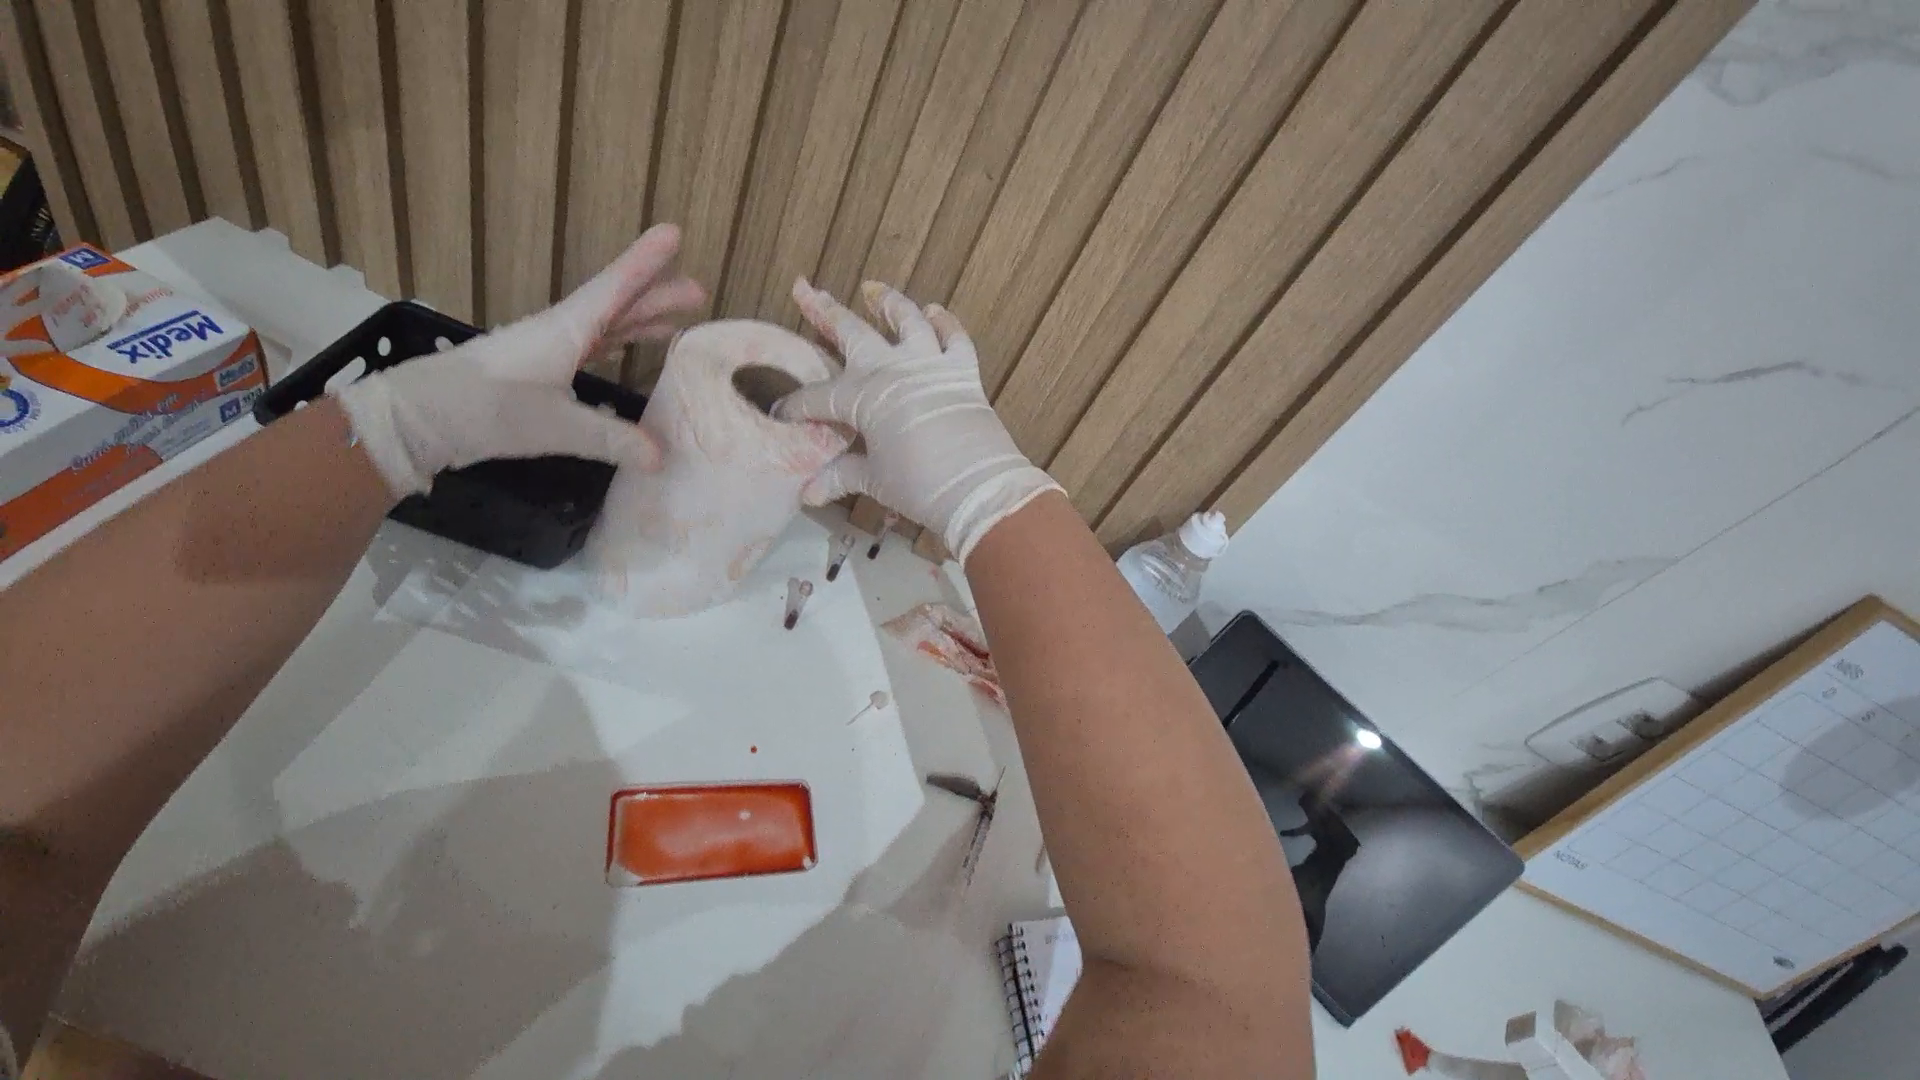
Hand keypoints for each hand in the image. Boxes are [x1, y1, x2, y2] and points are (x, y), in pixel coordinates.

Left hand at [336, 225, 704, 497]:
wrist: (419, 419)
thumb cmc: (487, 409)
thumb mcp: (557, 427)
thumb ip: (613, 440)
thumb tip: (661, 458)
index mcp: (566, 330)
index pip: (616, 287)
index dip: (646, 262)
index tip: (673, 233)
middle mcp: (560, 332)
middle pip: (617, 305)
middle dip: (656, 296)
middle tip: (698, 291)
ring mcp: (547, 350)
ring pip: (604, 327)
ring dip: (639, 321)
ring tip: (676, 324)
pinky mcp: (538, 372)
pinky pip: (589, 349)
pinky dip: (616, 346)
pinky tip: (627, 354)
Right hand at [776, 278, 1059, 562]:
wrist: (978, 488)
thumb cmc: (919, 485)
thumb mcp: (875, 480)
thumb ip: (841, 476)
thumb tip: (808, 494)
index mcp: (862, 396)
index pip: (819, 398)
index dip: (797, 407)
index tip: (782, 414)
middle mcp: (892, 368)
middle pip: (852, 333)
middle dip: (825, 312)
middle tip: (805, 290)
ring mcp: (930, 364)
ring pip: (906, 320)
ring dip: (887, 302)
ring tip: (872, 288)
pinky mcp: (963, 371)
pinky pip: (954, 338)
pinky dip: (945, 323)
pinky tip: (934, 311)